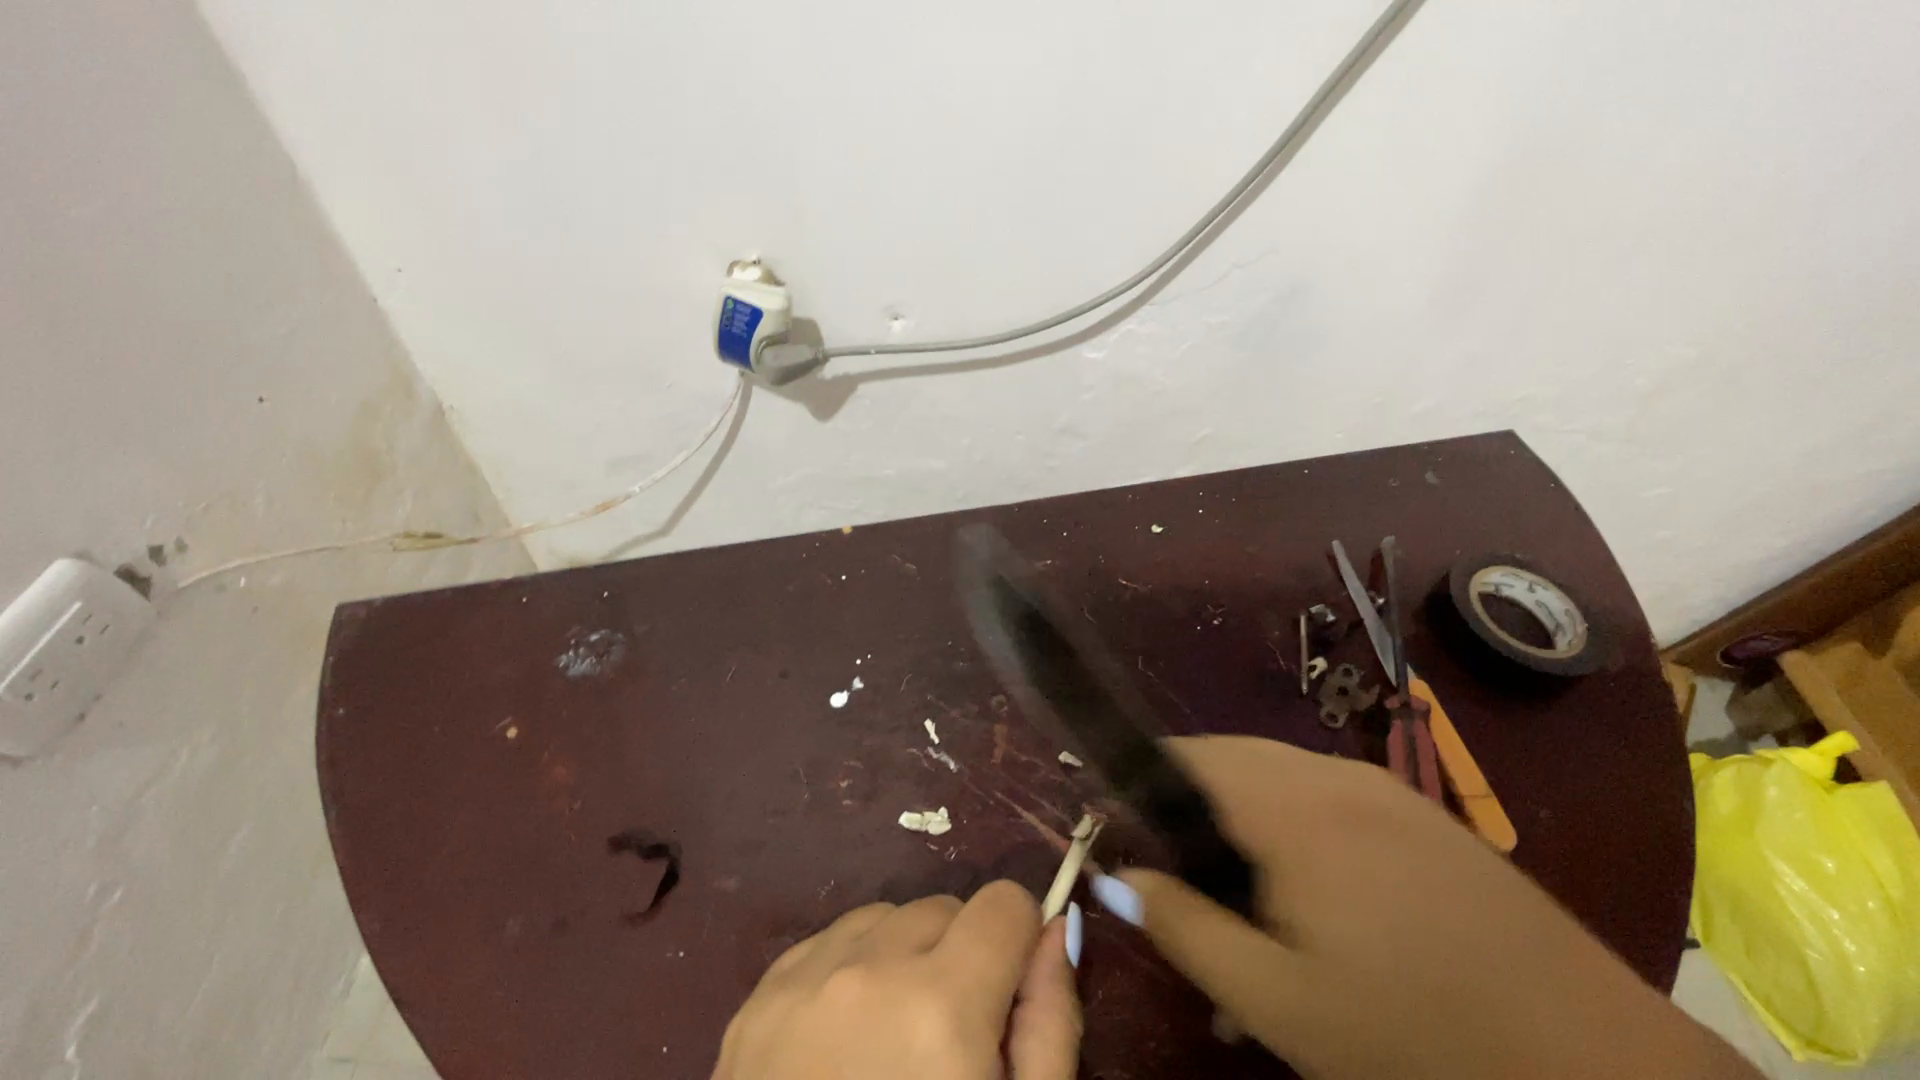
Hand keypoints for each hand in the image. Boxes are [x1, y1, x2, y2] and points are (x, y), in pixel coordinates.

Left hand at [714, 880, 1080, 1079]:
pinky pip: (827, 941)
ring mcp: (805, 980)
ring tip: (892, 1035)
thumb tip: (1052, 931)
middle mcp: (870, 970)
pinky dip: (849, 969)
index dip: (1018, 942)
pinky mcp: (757, 998)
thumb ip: (1050, 1023)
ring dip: (901, 956)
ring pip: (883, 917)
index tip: (1009, 993)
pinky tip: (844, 1037)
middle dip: (960, 955)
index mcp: (943, 1006)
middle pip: (943, 908)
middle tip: (949, 1034)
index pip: (1004, 903)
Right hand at [1104, 736, 1759, 1079]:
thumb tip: (1116, 878)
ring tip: (1239, 901)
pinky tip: (1308, 899)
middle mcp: (1337, 776)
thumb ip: (1184, 929)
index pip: (1187, 757)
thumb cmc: (1414, 1034)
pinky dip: (1290, 827)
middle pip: (1231, 761)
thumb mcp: (1277, 1000)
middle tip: (1177, 882)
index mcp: (1295, 808)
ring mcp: (1387, 790)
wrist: (1595, 1058)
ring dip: (1239, 819)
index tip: (1113, 828)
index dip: (1137, 780)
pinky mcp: (1422, 816)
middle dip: (1187, 806)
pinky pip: (1326, 797)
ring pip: (1278, 778)